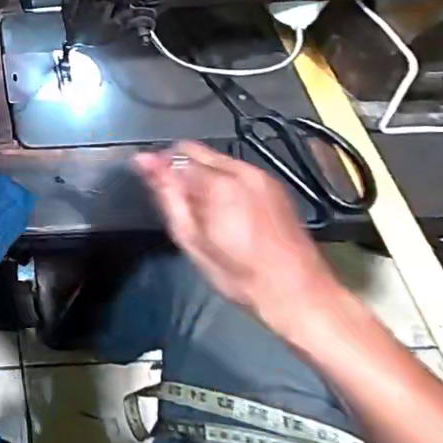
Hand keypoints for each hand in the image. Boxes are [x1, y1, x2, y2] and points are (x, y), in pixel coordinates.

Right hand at [133, 141, 345, 331]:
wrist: (298, 292)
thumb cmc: (239, 275)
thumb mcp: (191, 239)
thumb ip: (167, 195)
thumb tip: (144, 163)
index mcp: (219, 183)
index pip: (174, 155)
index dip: (156, 165)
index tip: (145, 177)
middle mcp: (242, 170)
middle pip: (195, 150)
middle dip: (176, 166)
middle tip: (169, 196)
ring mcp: (261, 175)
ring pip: (214, 158)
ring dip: (197, 173)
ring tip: (196, 208)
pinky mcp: (273, 184)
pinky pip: (234, 169)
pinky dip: (218, 180)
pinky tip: (219, 208)